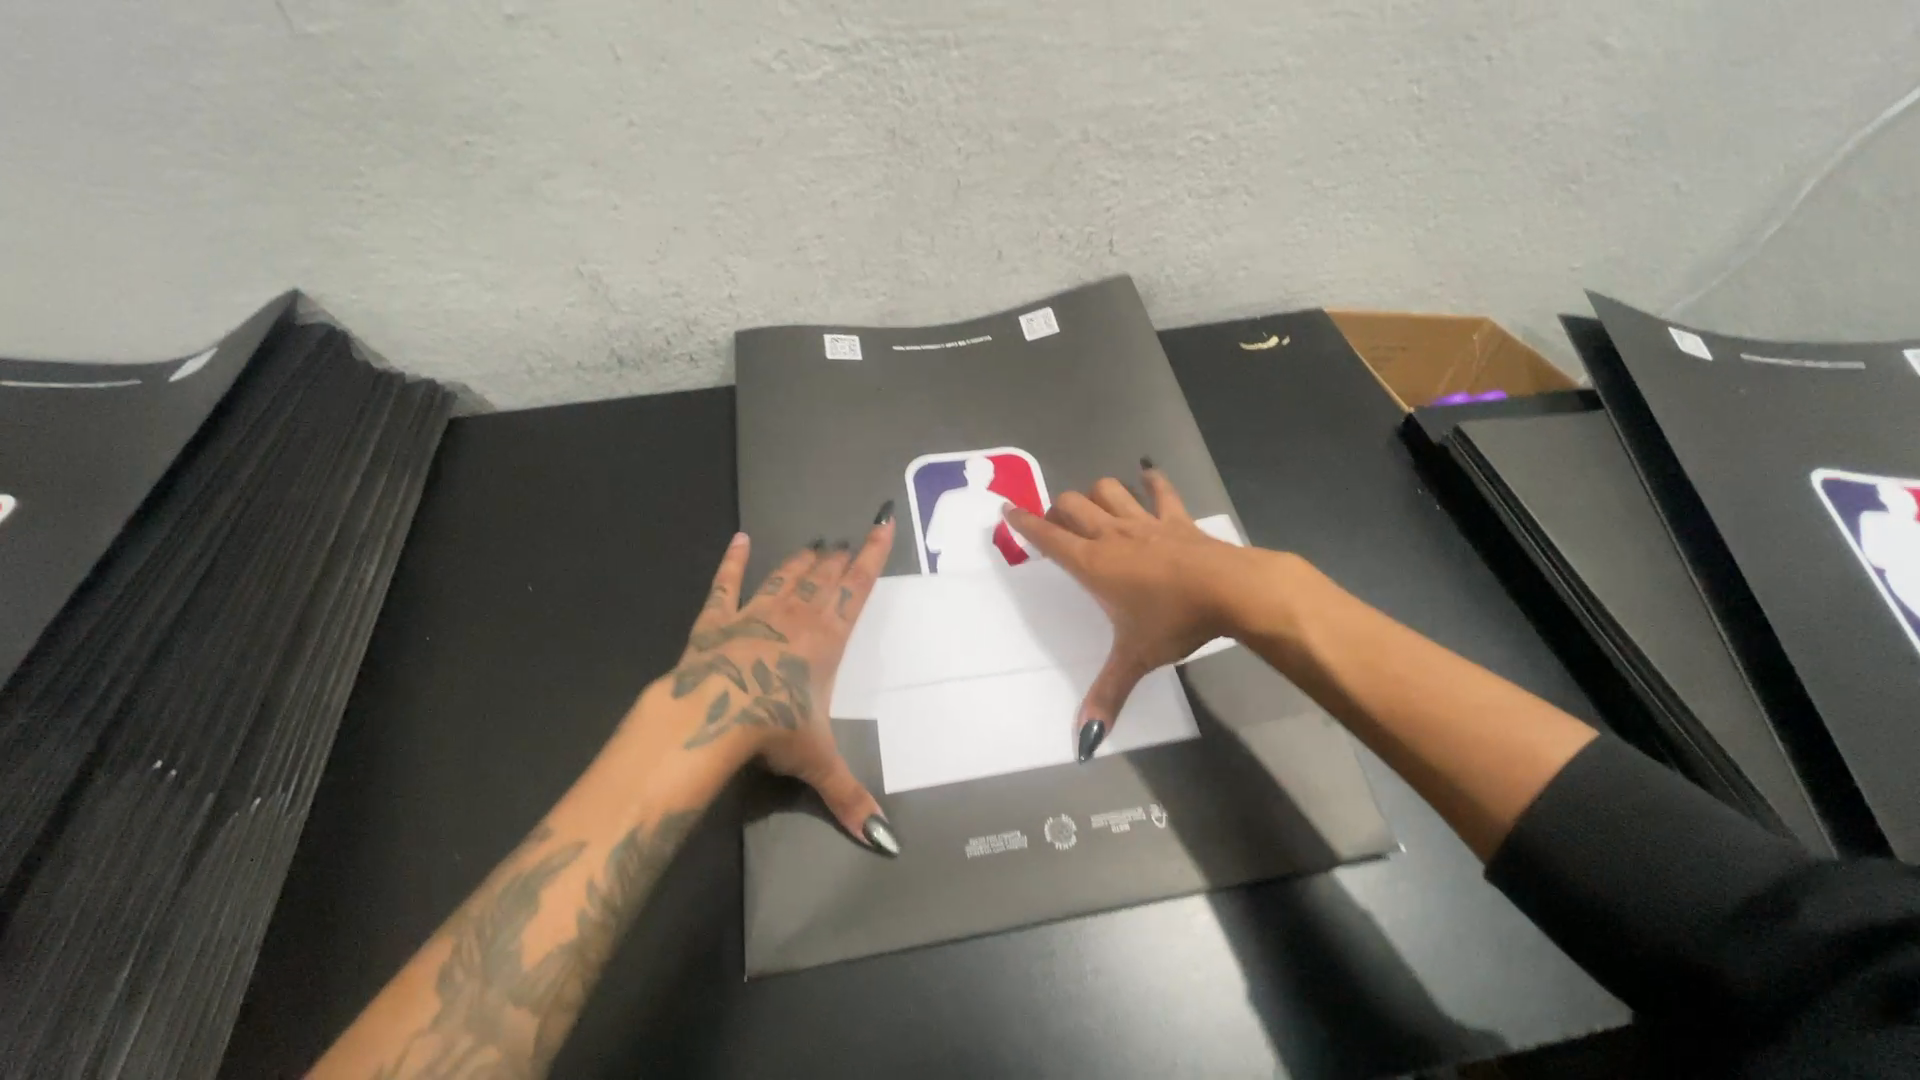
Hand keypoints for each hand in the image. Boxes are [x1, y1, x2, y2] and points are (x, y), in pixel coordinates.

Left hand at [664, 506, 900, 854]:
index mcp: (828, 638)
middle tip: (845, 541)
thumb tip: (887, 846)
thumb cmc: (772, 729)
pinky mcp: (716, 620)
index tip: (882, 521)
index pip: (858, 586)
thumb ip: (851, 800)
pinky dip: (732, 560)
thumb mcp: (819, 763)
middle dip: (838, 557)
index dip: (872, 552)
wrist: (711, 716)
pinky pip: (726, 584)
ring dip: (801, 559)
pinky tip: (739, 540)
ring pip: (784, 574)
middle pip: (823, 575)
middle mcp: (796, 615)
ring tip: (814, 545)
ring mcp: (754, 613)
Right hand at [1004, 464, 1263, 759]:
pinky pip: (1160, 490)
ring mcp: (1145, 522)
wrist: (1231, 590)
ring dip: (1096, 494)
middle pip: (1072, 505)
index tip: (1007, 508)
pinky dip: (1152, 482)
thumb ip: (1107, 695)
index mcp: (1092, 564)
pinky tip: (1148, 476)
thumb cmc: (1174, 621)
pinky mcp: (1176, 519)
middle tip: (1057, 526)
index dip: (1023, 522)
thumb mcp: (1135, 659)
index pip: (1047, 536)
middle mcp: (1111, 535)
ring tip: (1096, 509)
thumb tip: (1085, 742)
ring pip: (1108, 490)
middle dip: (1057, 510)